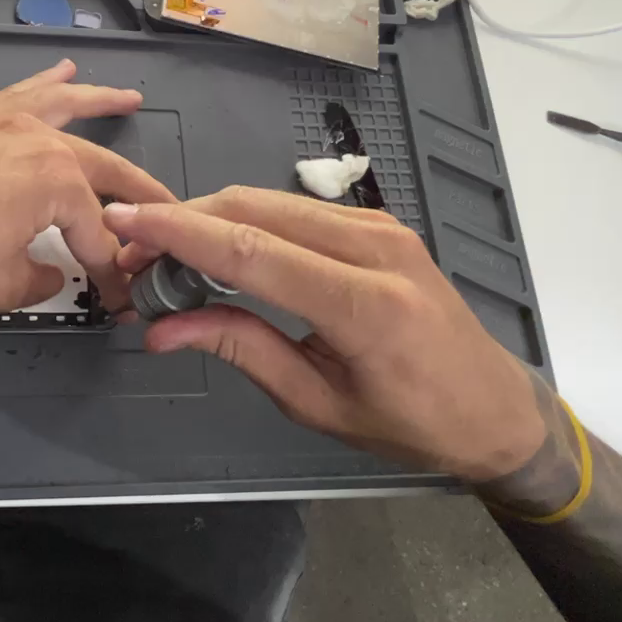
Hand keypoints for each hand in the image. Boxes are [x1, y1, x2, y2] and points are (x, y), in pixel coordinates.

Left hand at [0, 60, 175, 319]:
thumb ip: (41, 281)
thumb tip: (53, 275)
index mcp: (53, 181)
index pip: (97, 233)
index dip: (110, 271)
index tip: (114, 296)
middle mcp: (34, 139)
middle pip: (99, 168)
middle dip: (136, 194)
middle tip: (167, 207)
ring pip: (63, 107)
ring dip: (99, 103)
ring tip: (128, 98)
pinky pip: (18, 94)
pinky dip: (43, 85)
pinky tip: (59, 74)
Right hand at [102, 188, 545, 481]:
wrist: (498, 407)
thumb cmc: (411, 422)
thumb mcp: (317, 403)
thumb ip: (240, 350)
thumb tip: (159, 329)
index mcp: (365, 306)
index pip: (250, 250)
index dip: (178, 232)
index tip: (123, 221)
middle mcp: (374, 249)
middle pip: (252, 210)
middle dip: (181, 223)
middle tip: (132, 253)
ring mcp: (378, 226)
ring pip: (266, 199)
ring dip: (206, 218)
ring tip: (163, 252)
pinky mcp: (375, 221)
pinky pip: (290, 207)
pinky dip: (240, 219)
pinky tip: (215, 244)